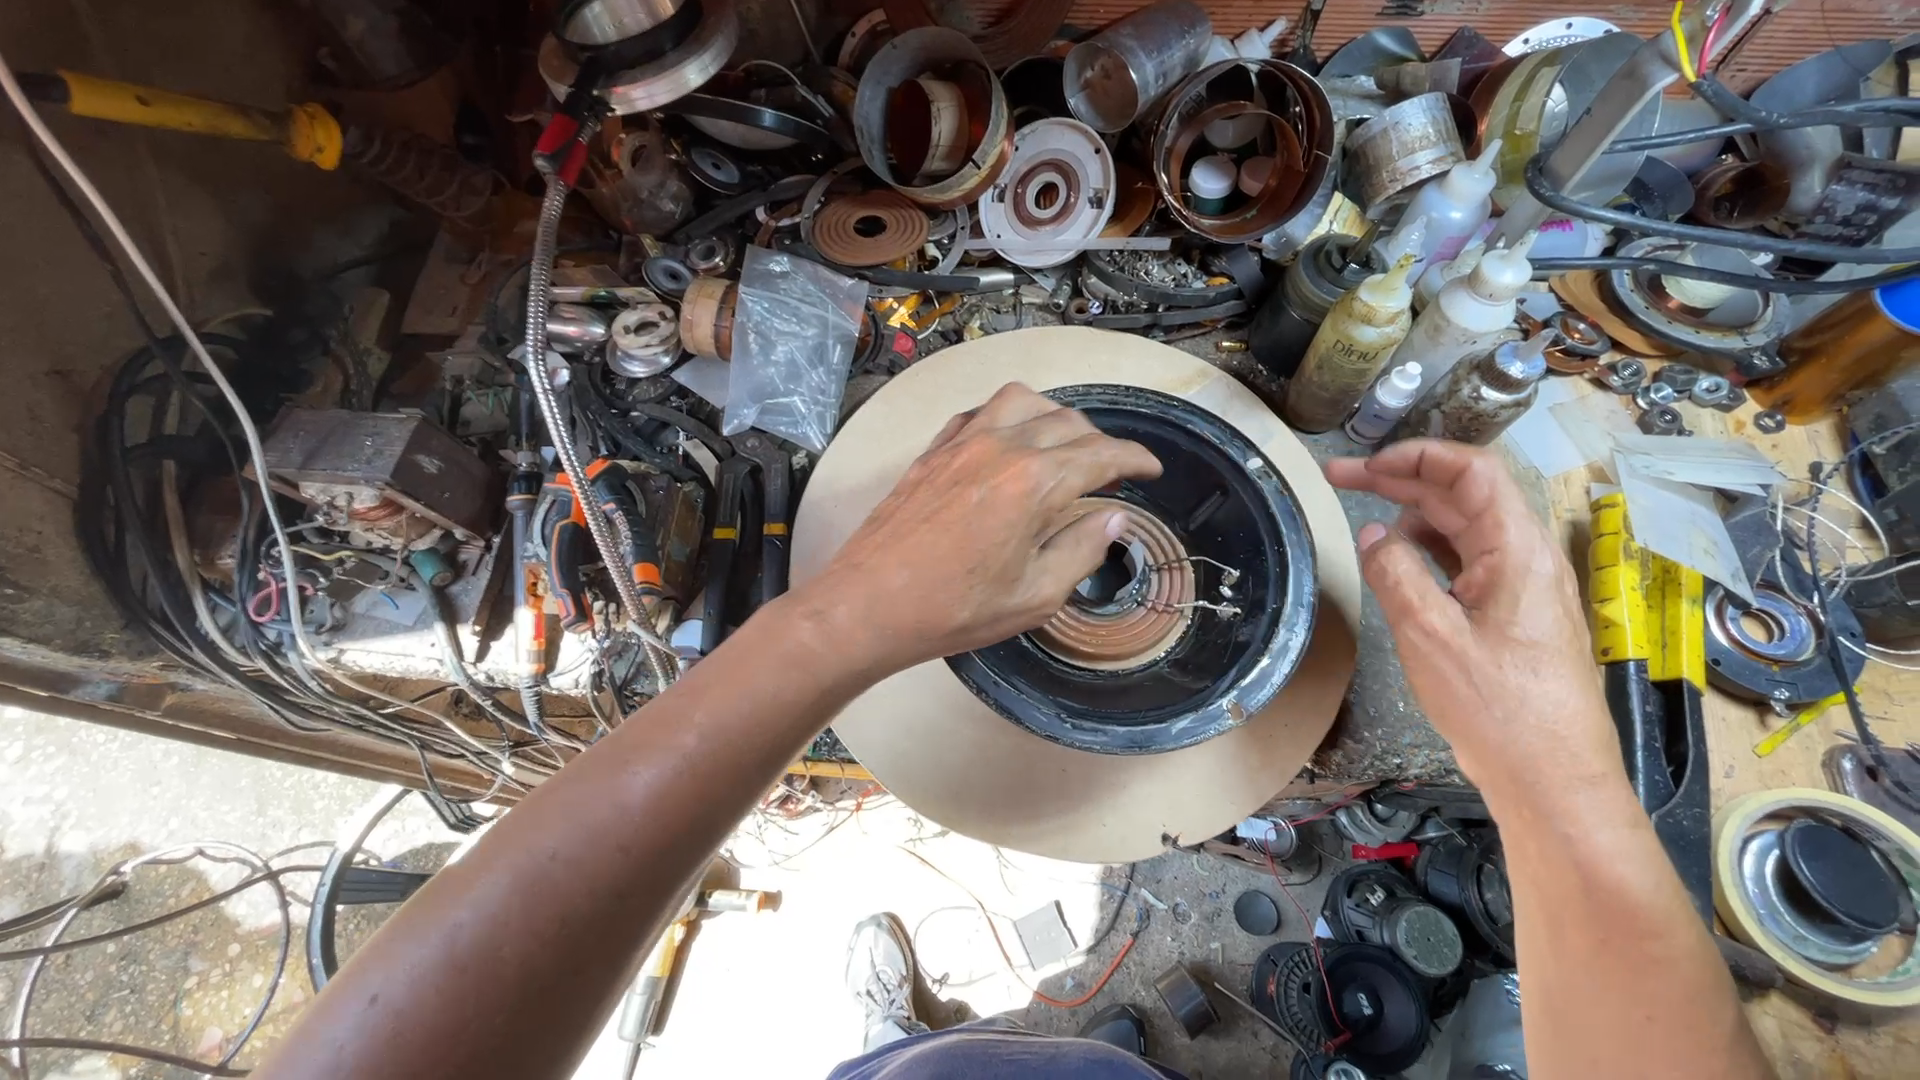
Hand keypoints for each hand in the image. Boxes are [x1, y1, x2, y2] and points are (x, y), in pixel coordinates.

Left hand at [808, 383, 1162, 673]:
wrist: (869, 605)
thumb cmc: (953, 610)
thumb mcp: (1034, 596)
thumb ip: (1082, 550)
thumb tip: (1114, 518)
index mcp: (1035, 483)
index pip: (1102, 455)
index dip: (1135, 459)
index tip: (1151, 469)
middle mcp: (1002, 447)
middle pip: (1069, 423)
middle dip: (1100, 442)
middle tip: (1111, 472)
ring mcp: (961, 442)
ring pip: (1023, 401)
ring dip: (1055, 416)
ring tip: (1064, 447)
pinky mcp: (933, 451)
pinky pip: (979, 412)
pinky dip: (1007, 417)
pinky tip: (1008, 442)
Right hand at [1325, 440, 1622, 804]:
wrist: (1549, 775)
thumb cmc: (1495, 705)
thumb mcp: (1430, 635)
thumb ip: (1395, 574)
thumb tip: (1371, 533)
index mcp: (1517, 552)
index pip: (1473, 472)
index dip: (1418, 456)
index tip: (1365, 463)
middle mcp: (1523, 559)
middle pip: (1462, 496)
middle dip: (1400, 479)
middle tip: (1339, 478)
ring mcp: (1517, 588)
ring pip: (1460, 529)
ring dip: (1409, 514)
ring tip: (1360, 513)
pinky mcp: (1507, 615)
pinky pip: (1462, 562)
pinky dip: (1423, 550)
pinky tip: (1394, 559)